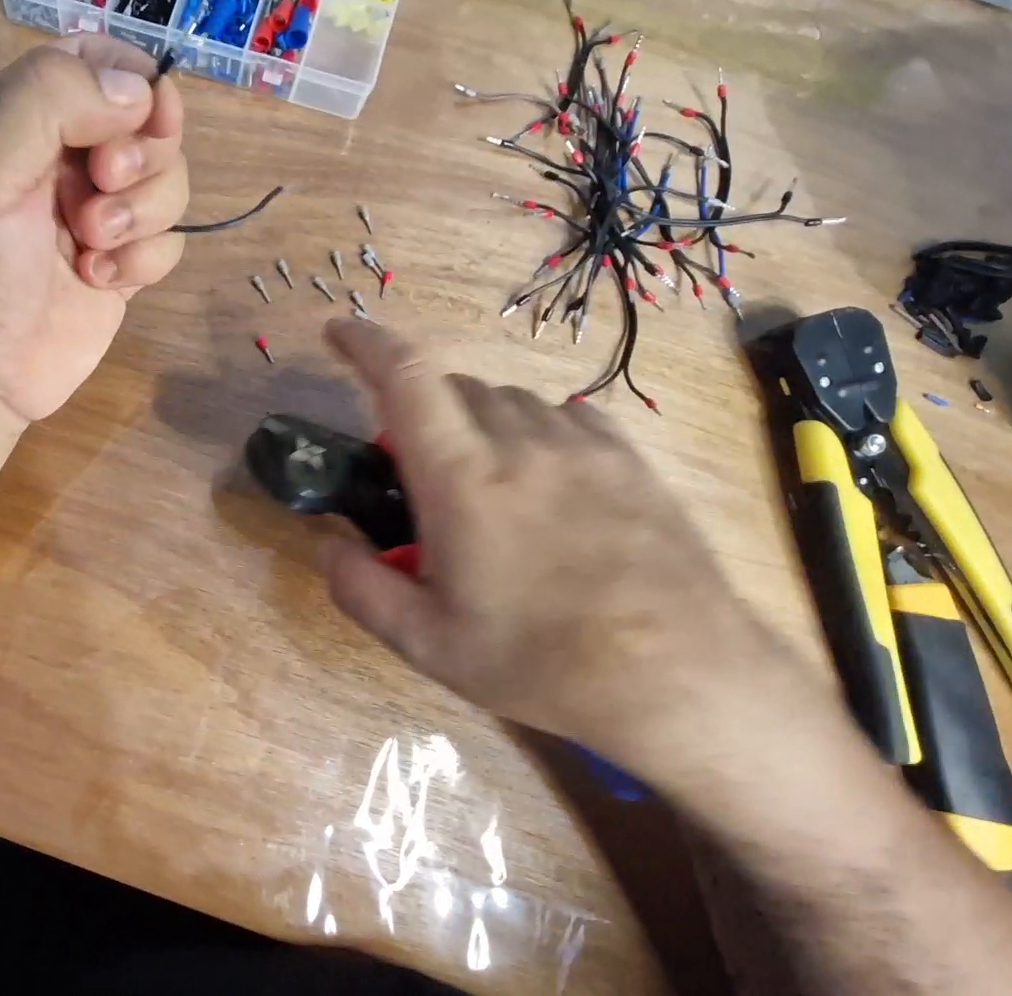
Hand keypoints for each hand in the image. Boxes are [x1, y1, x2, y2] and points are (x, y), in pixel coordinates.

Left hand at [0, 35, 188, 425]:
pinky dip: (145, 260)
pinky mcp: (122, 266)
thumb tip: (140, 91)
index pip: (99, 60)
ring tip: (92, 246)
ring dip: (142, 213)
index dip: (132, 82)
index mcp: (21, 117)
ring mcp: (97, 215)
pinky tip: (101, 282)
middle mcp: (64, 159)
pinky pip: (169, 241)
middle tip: (102, 187)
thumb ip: (51, 99)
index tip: (134, 120)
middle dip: (140, 156)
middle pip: (148, 122)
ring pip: (169, 182)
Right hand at [316, 319, 811, 778]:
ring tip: (481, 482)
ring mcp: (583, 446)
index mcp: (462, 479)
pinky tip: (540, 476)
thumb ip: (362, 589)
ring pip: (509, 400)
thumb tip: (329, 546)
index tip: (338, 332)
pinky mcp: (629, 461)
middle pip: (455, 388)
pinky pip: (564, 416)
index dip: (366, 343)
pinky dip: (532, 430)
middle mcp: (521, 443)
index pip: (407, 378)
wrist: (682, 678)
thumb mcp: (428, 644)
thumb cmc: (540, 663)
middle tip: (417, 473)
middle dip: (420, 411)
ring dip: (475, 422)